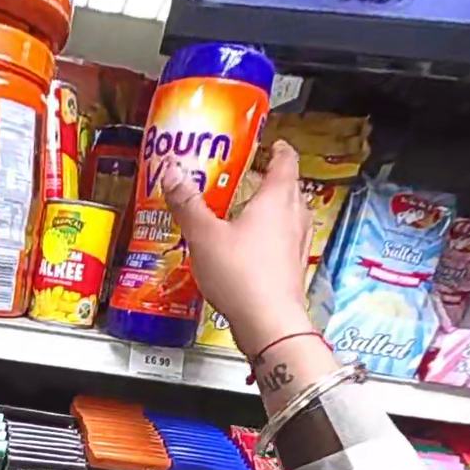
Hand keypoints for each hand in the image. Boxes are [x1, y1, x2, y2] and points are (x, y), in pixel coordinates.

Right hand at [161, 140, 337, 410]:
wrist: (268, 324)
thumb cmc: (241, 276)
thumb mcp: (205, 237)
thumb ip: (188, 204)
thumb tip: (172, 173)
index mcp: (276, 198)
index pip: (285, 161)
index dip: (278, 150)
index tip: (270, 145)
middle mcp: (294, 219)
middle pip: (290, 189)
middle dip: (272, 182)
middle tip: (252, 181)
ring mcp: (297, 247)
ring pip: (292, 219)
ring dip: (276, 214)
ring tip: (252, 217)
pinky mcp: (293, 273)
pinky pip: (286, 248)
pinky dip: (274, 243)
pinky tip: (255, 255)